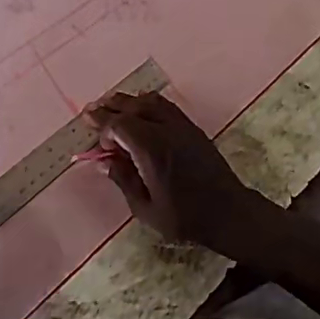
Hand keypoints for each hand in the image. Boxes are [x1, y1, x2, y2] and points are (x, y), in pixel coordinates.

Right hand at [86, 91, 277, 255]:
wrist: (226, 210)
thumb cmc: (184, 217)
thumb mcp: (146, 209)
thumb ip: (124, 180)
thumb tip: (105, 161)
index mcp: (152, 149)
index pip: (121, 126)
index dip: (104, 126)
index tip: (92, 132)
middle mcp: (166, 129)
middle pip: (134, 108)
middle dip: (111, 107)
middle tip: (92, 109)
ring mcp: (181, 124)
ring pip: (151, 101)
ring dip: (130, 101)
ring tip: (112, 103)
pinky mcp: (191, 126)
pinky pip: (165, 105)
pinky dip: (148, 102)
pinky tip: (141, 107)